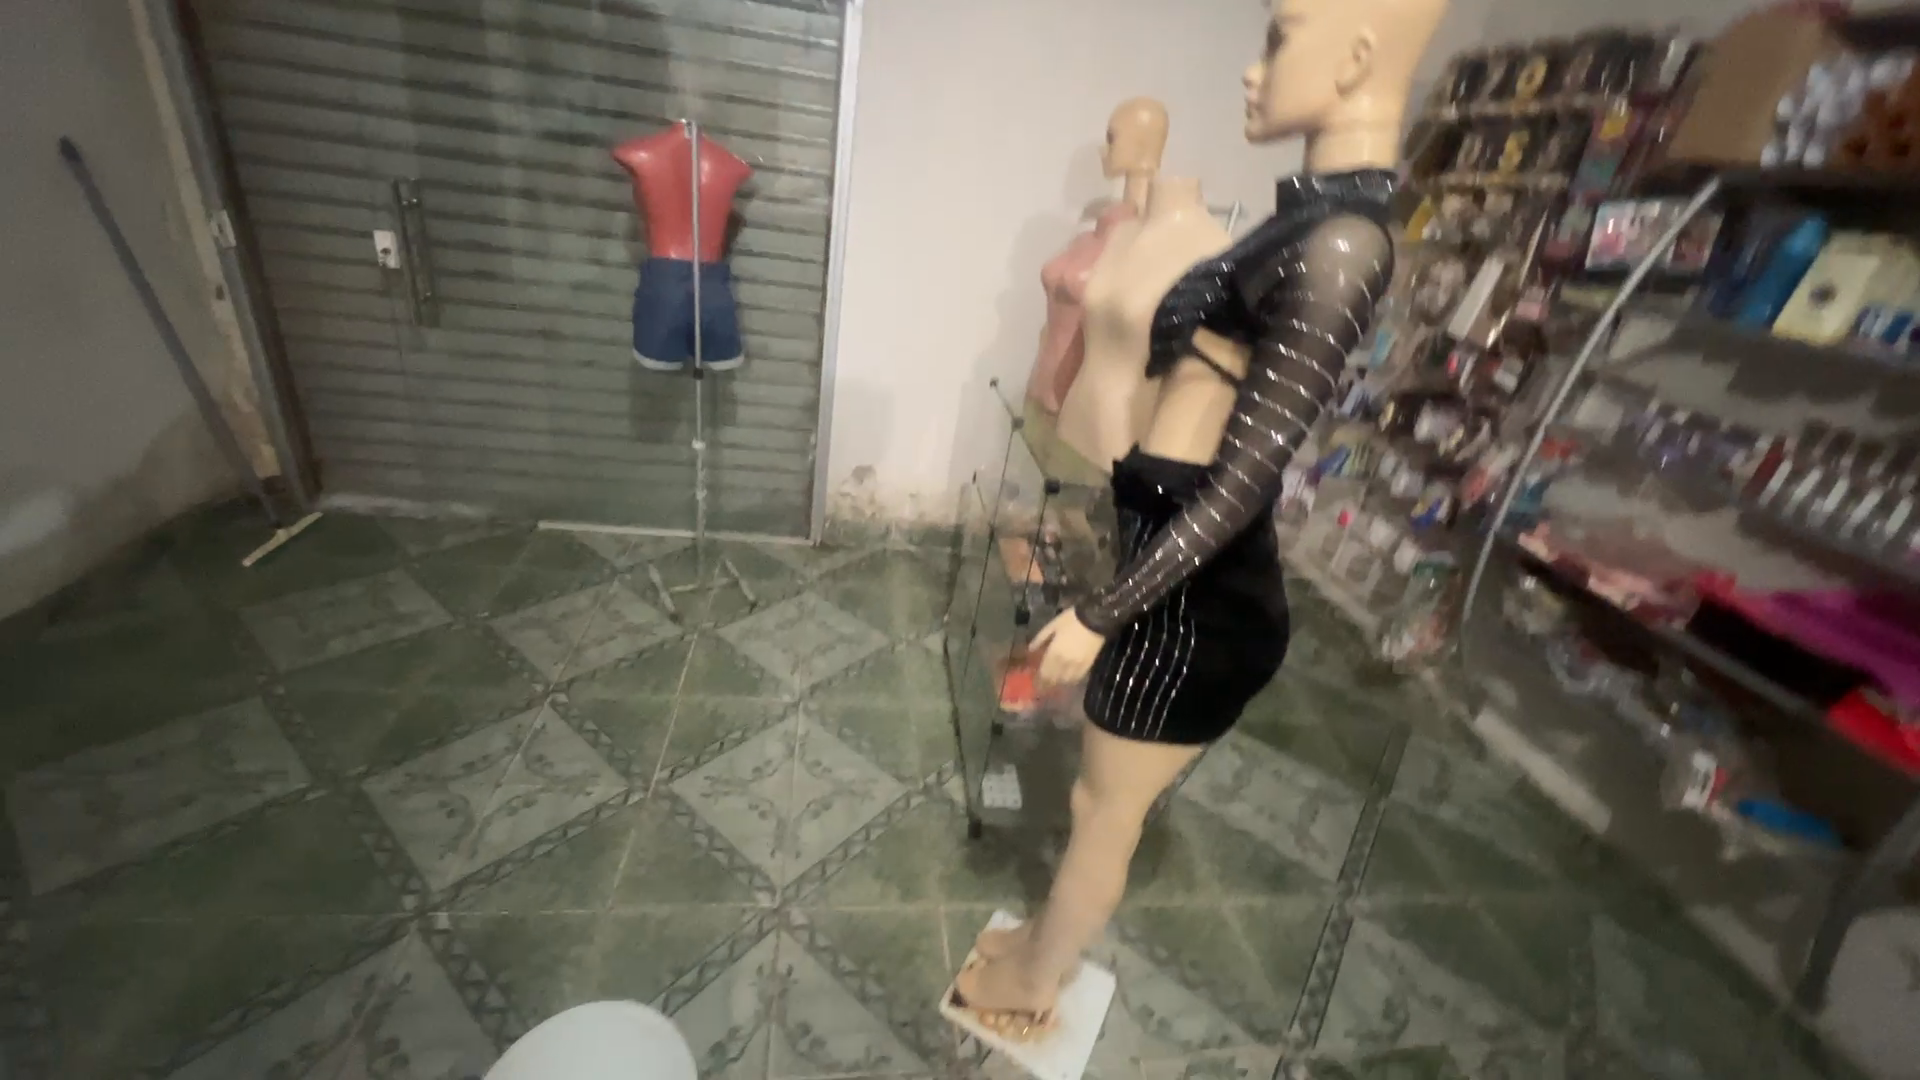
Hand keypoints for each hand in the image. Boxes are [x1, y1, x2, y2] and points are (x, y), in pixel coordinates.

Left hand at [1031, 609, 1105, 688]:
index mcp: (1054, 653)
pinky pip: (1077, 678)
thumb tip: (1030, 650)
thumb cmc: (1071, 620)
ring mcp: (1077, 666)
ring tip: (1053, 685)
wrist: (1095, 619)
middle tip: (1042, 688)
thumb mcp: (1052, 626)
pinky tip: (1067, 681)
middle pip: (1053, 679)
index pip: (1044, 672)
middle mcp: (1064, 663)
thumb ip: (1040, 639)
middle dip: (1047, 685)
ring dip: (1058, 684)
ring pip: (1065, 681)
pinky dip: (1070, 681)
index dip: (1038, 680)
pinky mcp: (1088, 666)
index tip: (1034, 684)